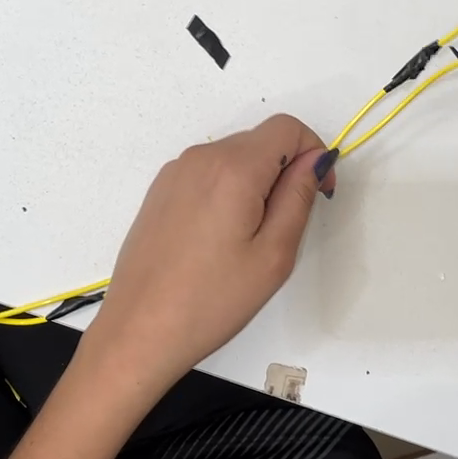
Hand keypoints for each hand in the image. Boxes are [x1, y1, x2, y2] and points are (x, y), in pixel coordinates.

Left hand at [80, 114, 336, 389]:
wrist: (139, 331)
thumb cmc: (211, 300)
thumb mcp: (273, 254)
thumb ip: (298, 197)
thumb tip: (315, 159)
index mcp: (232, 168)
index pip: (286, 127)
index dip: (313, 152)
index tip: (319, 193)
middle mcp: (200, 158)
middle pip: (259, 141)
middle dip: (285, 171)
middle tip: (285, 228)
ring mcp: (174, 173)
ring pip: (233, 157)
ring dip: (255, 183)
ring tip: (249, 240)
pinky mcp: (160, 191)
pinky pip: (207, 174)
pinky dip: (227, 191)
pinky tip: (220, 239)